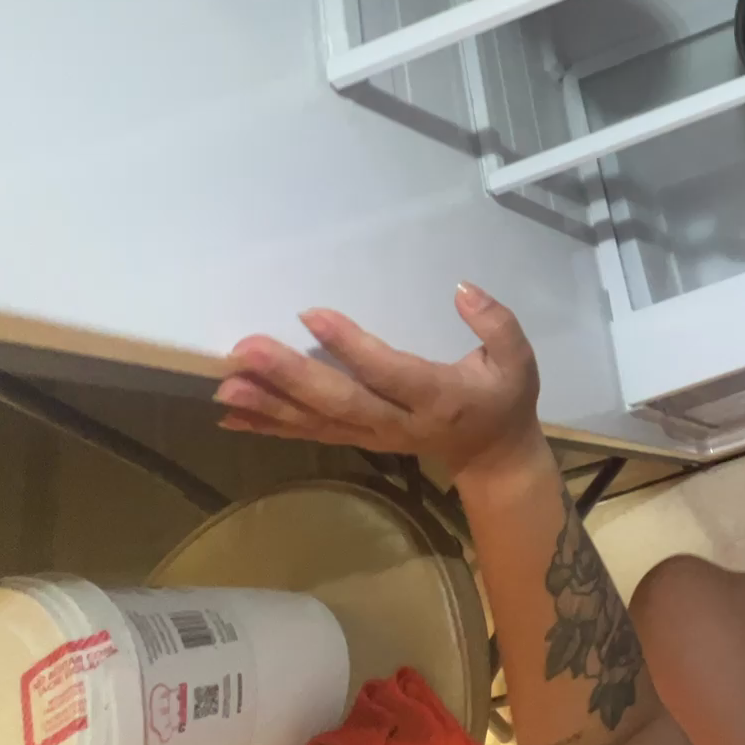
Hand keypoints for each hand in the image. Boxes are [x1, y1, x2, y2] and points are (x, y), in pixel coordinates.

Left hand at [215, 283, 542, 480]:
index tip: (310, 314)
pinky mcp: (362, 440)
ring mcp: (377, 436)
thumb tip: (462, 290)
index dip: (351, 347)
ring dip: (270, 405)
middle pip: (342, 402)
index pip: (391, 373)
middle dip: (292, 377)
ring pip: (319, 423)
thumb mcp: (519, 360)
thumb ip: (497, 325)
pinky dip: (271, 427)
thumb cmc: (505, 398)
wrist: (495, 454)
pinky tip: (232, 415)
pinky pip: (313, 435)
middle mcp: (403, 422)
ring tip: (225, 384)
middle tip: (245, 350)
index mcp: (441, 397)